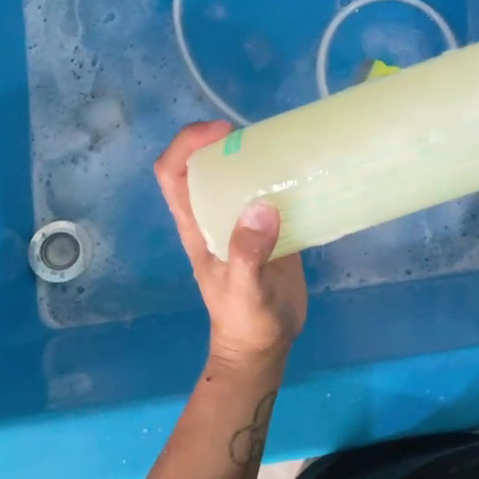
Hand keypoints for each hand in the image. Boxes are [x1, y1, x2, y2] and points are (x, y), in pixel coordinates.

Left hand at [155, 122, 307, 365]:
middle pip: (204, 165)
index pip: (173, 173)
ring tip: (285, 148)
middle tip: (262, 136)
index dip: (188, 144)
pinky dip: (280, 177)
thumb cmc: (245, 321)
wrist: (264, 346)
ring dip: (254, 156)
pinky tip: (304, 173)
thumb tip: (261, 208)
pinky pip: (268, 192)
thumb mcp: (244, 290)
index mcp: (196, 225)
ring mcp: (240, 221)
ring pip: (236, 175)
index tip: (223, 133)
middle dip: (224, 141)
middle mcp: (213, 215)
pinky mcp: (268, 228)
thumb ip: (248, 254)